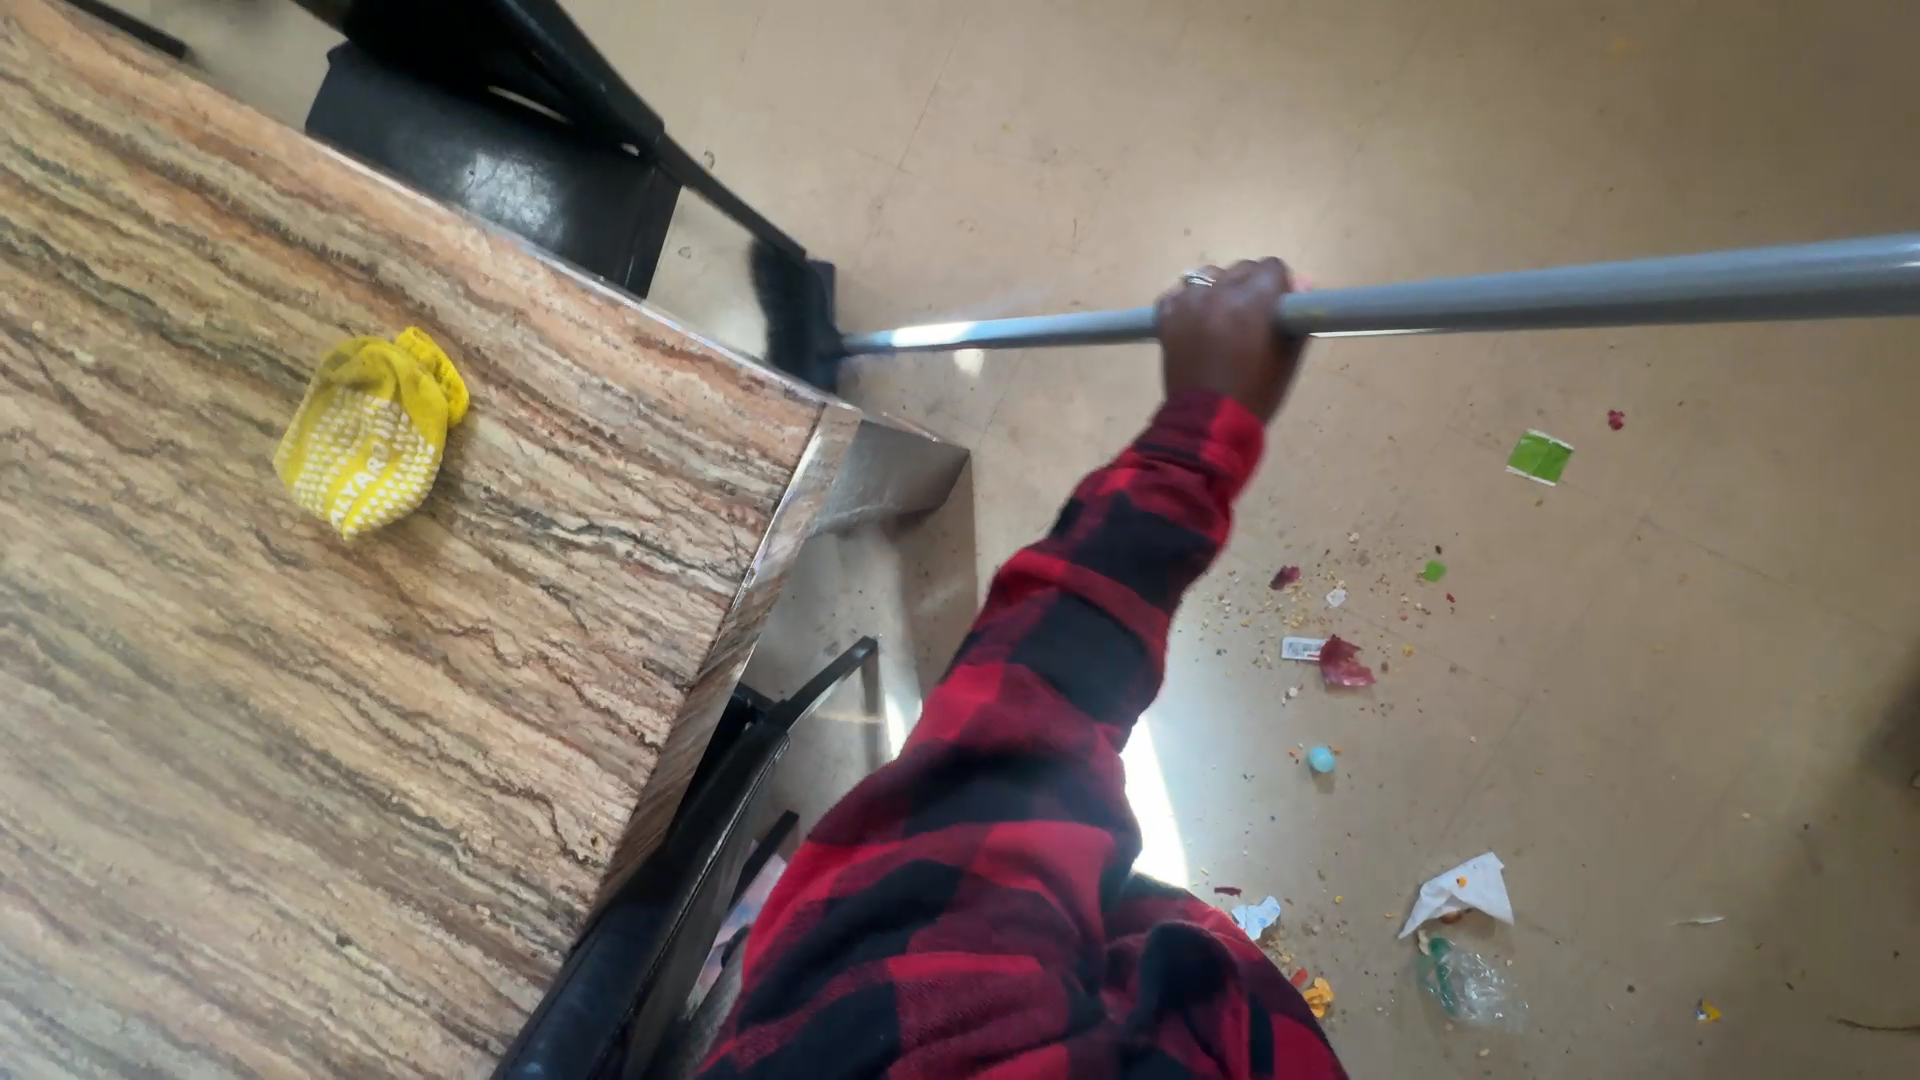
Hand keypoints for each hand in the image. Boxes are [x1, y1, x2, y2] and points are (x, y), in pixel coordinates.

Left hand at [1156, 257, 1306, 422]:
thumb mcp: (1288, 354)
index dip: (1276, 286)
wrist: (1207, 421)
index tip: (1274, 307)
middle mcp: (1221, 291)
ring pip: (1206, 277)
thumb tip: (1299, 285)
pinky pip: (1175, 295)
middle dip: (1248, 288)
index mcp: (1256, 297)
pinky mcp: (1167, 318)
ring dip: (1216, 291)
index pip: (1271, 267)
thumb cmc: (1256, 390)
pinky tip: (1192, 322)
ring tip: (1218, 320)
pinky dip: (1184, 303)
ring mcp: (1190, 303)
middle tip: (1247, 319)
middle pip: (1240, 270)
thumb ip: (1296, 314)